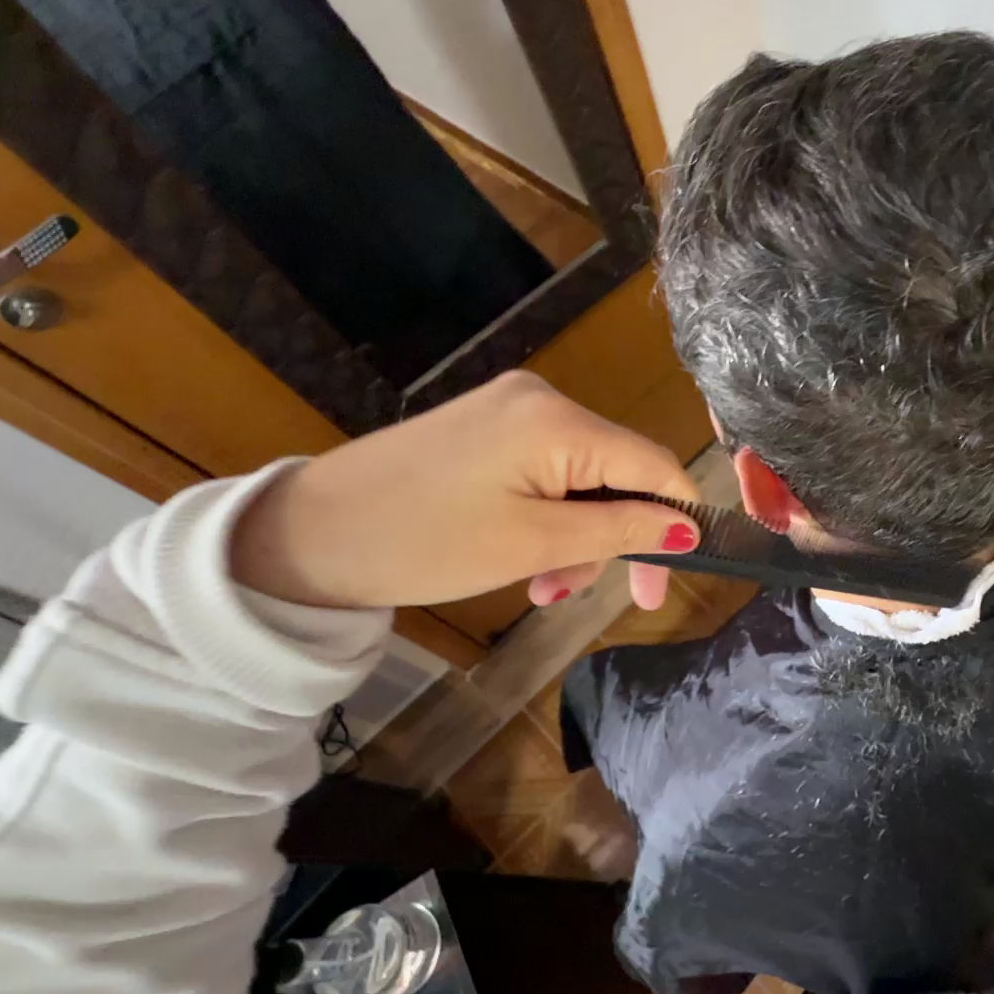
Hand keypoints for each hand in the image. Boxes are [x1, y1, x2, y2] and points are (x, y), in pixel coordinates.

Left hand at [230, 371, 701, 610]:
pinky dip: (550, 516)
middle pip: (618, 471)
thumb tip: (688, 527)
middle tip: (580, 594)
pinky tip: (526, 556)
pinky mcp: (488, 428)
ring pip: (584, 477)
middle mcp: (543, 400)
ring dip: (577, 535)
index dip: (678, 520)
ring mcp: (511, 410)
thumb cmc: (422, 543)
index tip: (674, 580)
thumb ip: (620, 529)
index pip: (654, 464)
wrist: (304, 534)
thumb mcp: (533, 544)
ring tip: (541, 585)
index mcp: (558, 421)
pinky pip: (548, 472)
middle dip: (612, 536)